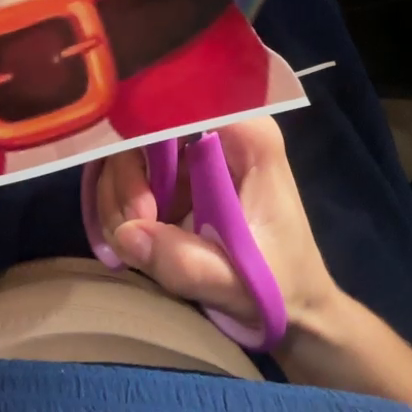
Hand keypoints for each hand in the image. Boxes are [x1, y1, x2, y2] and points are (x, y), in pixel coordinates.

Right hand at [90, 116, 345, 332]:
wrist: (296, 309)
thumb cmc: (283, 287)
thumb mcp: (241, 283)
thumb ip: (187, 262)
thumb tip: (126, 234)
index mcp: (246, 136)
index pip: (178, 103)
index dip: (143, 135)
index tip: (139, 201)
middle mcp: (215, 129)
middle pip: (143, 128)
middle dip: (127, 182)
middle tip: (133, 230)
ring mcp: (190, 149)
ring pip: (127, 150)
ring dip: (115, 198)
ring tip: (129, 245)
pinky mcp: (174, 172)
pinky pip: (127, 173)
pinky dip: (115, 205)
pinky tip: (124, 241)